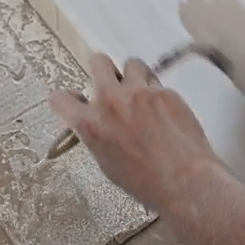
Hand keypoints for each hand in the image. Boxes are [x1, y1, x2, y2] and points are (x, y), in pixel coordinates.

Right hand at [49, 52, 222, 211]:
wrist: (183, 179)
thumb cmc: (143, 182)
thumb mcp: (108, 163)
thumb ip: (98, 135)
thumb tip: (98, 123)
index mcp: (91, 124)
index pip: (62, 100)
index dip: (64, 99)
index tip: (70, 99)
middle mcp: (111, 100)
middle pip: (99, 62)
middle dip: (102, 68)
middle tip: (111, 79)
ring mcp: (139, 92)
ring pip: (132, 64)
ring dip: (134, 75)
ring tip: (142, 91)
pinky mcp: (165, 91)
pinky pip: (157, 83)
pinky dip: (158, 94)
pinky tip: (166, 112)